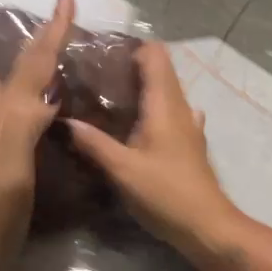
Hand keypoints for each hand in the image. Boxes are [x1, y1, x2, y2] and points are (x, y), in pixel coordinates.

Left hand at [0, 0, 75, 270]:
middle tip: (61, 12)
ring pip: (17, 81)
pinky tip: (0, 83)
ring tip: (46, 40)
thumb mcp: (10, 161)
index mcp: (6, 110)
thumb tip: (48, 87)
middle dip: (43, 36)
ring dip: (34, 57)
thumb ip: (25, 120)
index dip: (53, 29)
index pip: (35, 61)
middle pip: (24, 65)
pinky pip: (13, 104)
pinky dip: (20, 86)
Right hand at [69, 43, 271, 270]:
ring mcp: (189, 122)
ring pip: (165, 89)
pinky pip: (172, 110)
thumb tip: (65, 119)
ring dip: (143, 86)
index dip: (132, 47)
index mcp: (164, 101)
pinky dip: (154, 107)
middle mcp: (179, 104)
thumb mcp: (123, 169)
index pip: (155, 53)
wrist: (206, 225)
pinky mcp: (190, 140)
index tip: (104, 53)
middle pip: (160, 68)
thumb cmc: (165, 191)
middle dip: (132, 65)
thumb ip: (94, 143)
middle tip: (99, 74)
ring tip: (111, 96)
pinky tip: (136, 122)